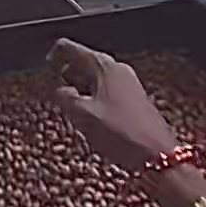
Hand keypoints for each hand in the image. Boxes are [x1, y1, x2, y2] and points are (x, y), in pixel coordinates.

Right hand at [48, 39, 178, 173]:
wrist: (160, 158)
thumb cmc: (122, 133)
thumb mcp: (82, 114)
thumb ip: (63, 96)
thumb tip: (58, 89)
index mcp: (103, 65)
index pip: (69, 47)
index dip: (53, 56)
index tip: (45, 69)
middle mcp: (117, 69)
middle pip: (82, 62)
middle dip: (67, 77)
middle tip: (61, 98)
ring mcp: (127, 84)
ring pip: (94, 78)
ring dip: (81, 92)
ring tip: (77, 114)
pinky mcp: (134, 100)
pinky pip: (106, 92)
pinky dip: (94, 100)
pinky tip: (94, 121)